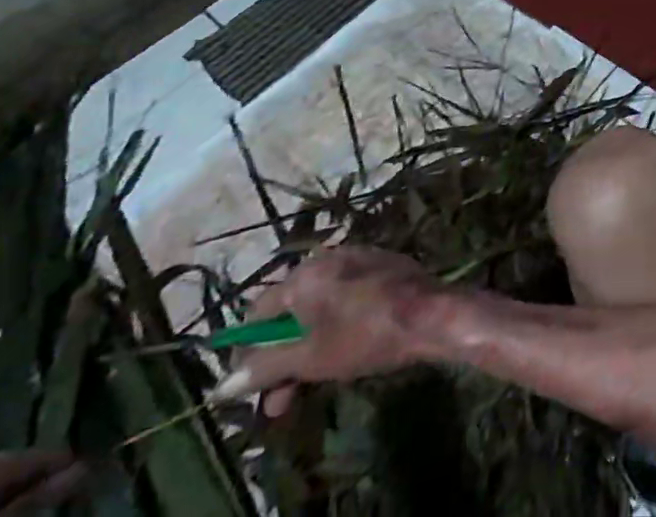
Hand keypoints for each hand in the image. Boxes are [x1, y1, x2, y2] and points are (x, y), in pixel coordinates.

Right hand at [222, 247, 447, 415]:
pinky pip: (348, 295)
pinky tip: (347, 348)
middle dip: (283, 355)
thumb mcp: (310, 358)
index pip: (258, 312)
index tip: (251, 384)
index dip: (249, 350)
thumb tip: (221, 386)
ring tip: (312, 382)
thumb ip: (265, 369)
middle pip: (291, 308)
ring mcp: (360, 257)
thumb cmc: (366, 335)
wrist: (433, 315)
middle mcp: (328, 257)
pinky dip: (338, 322)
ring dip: (310, 343)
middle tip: (282, 398)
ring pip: (321, 304)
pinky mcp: (385, 265)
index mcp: (304, 275)